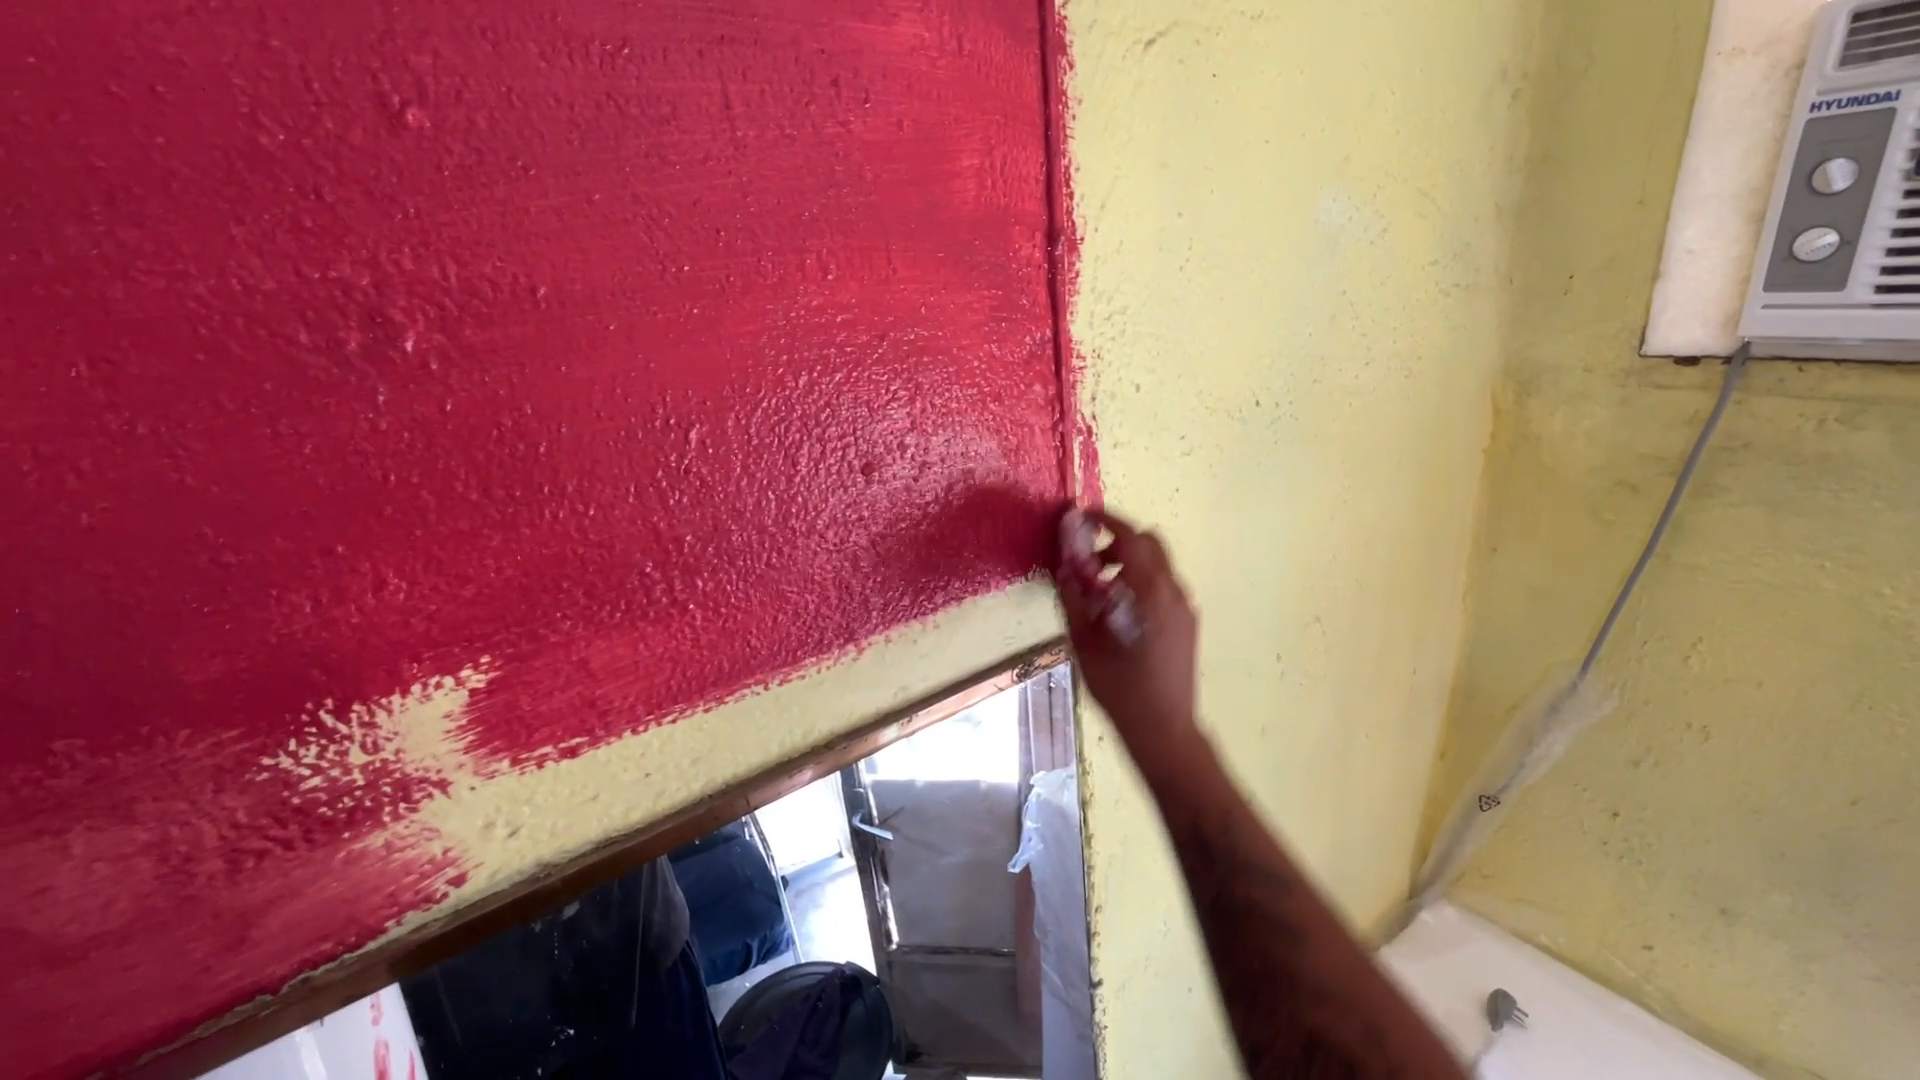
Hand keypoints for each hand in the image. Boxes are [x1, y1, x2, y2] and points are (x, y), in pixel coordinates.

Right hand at [1053, 507, 1198, 753]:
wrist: (1163, 727)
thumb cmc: (1119, 687)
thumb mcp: (1084, 641)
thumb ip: (1074, 597)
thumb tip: (1064, 566)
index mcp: (1149, 591)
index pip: (1130, 537)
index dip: (1106, 521)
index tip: (1083, 518)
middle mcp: (1173, 591)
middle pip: (1149, 543)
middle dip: (1117, 542)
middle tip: (1088, 561)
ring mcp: (1184, 607)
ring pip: (1158, 565)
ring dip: (1129, 564)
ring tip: (1100, 593)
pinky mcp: (1187, 623)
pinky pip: (1163, 587)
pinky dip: (1141, 582)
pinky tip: (1121, 613)